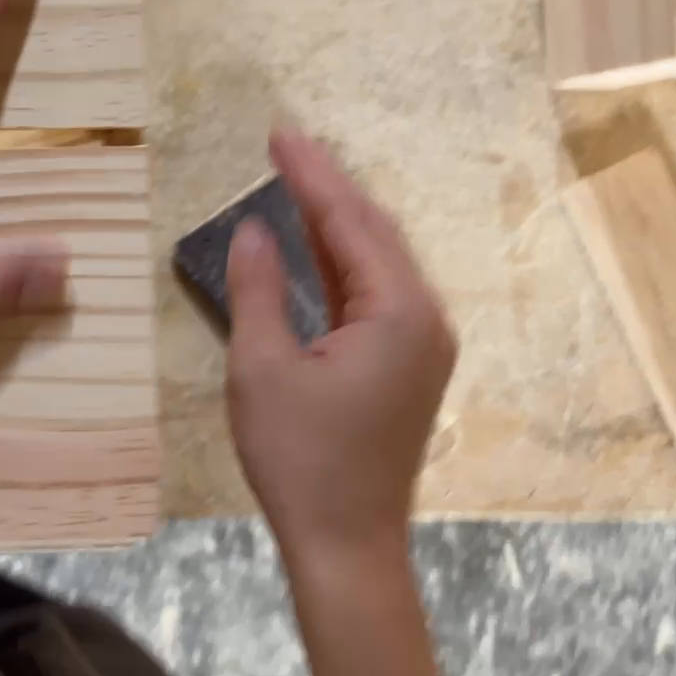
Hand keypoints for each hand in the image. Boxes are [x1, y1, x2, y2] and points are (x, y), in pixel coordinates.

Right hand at [225, 128, 455, 565]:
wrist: (344, 542)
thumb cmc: (298, 455)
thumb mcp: (261, 366)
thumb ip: (258, 288)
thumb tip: (253, 228)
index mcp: (396, 314)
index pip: (349, 223)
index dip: (311, 174)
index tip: (279, 133)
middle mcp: (422, 318)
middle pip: (372, 231)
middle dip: (327, 183)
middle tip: (284, 143)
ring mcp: (418, 341)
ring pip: (375, 258)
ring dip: (332, 216)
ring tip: (294, 175)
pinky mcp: (403, 360)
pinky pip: (371, 288)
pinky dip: (338, 255)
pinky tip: (312, 238)